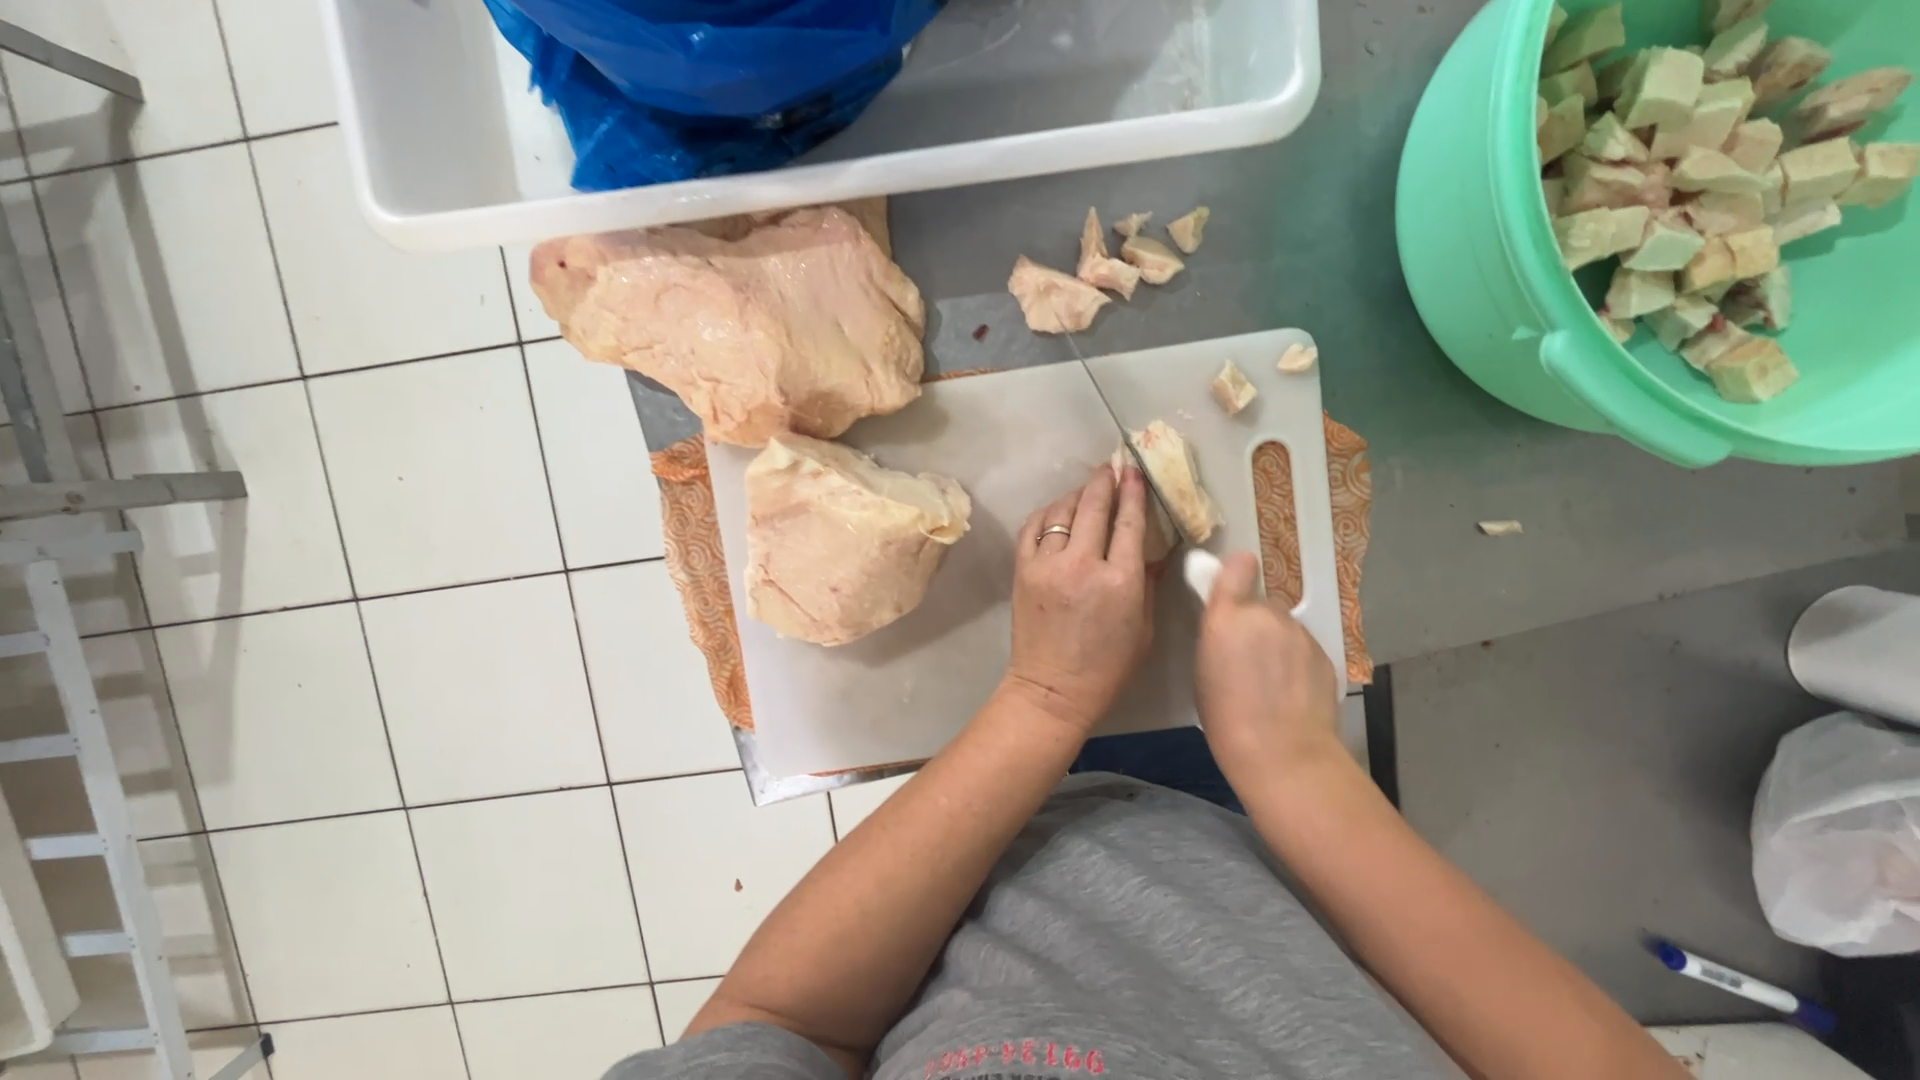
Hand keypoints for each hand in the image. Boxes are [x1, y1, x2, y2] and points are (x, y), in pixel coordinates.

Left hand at [1002, 466, 1155, 733]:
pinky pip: (1033, 527)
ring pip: (1062, 511)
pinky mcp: (1022, 570)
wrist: (1051, 690)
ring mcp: (1047, 565)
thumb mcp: (1143, 628)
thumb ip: (1148, 582)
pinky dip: (1047, 513)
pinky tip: (1058, 510)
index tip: (1135, 472)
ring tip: (1088, 489)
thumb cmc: (1107, 667)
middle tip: (1112, 467)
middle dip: (1105, 481)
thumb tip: (1155, 548)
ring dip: (1077, 494)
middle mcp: (1082, 565)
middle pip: (1094, 506)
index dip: (1133, 492)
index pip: (1129, 521)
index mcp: (1120, 581)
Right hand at [1196, 552, 1343, 787]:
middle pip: (1261, 605)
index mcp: (1228, 617)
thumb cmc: (1226, 718)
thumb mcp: (1204, 671)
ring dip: (1276, 643)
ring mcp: (1300, 633)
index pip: (1238, 568)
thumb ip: (1218, 637)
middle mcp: (1267, 615)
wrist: (1283, 753)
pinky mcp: (1325, 654)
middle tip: (1246, 658)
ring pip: (1284, 627)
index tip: (1232, 588)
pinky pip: (1303, 648)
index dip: (1236, 574)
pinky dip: (1296, 662)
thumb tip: (1230, 628)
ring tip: (1271, 682)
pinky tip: (1292, 693)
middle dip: (1254, 623)